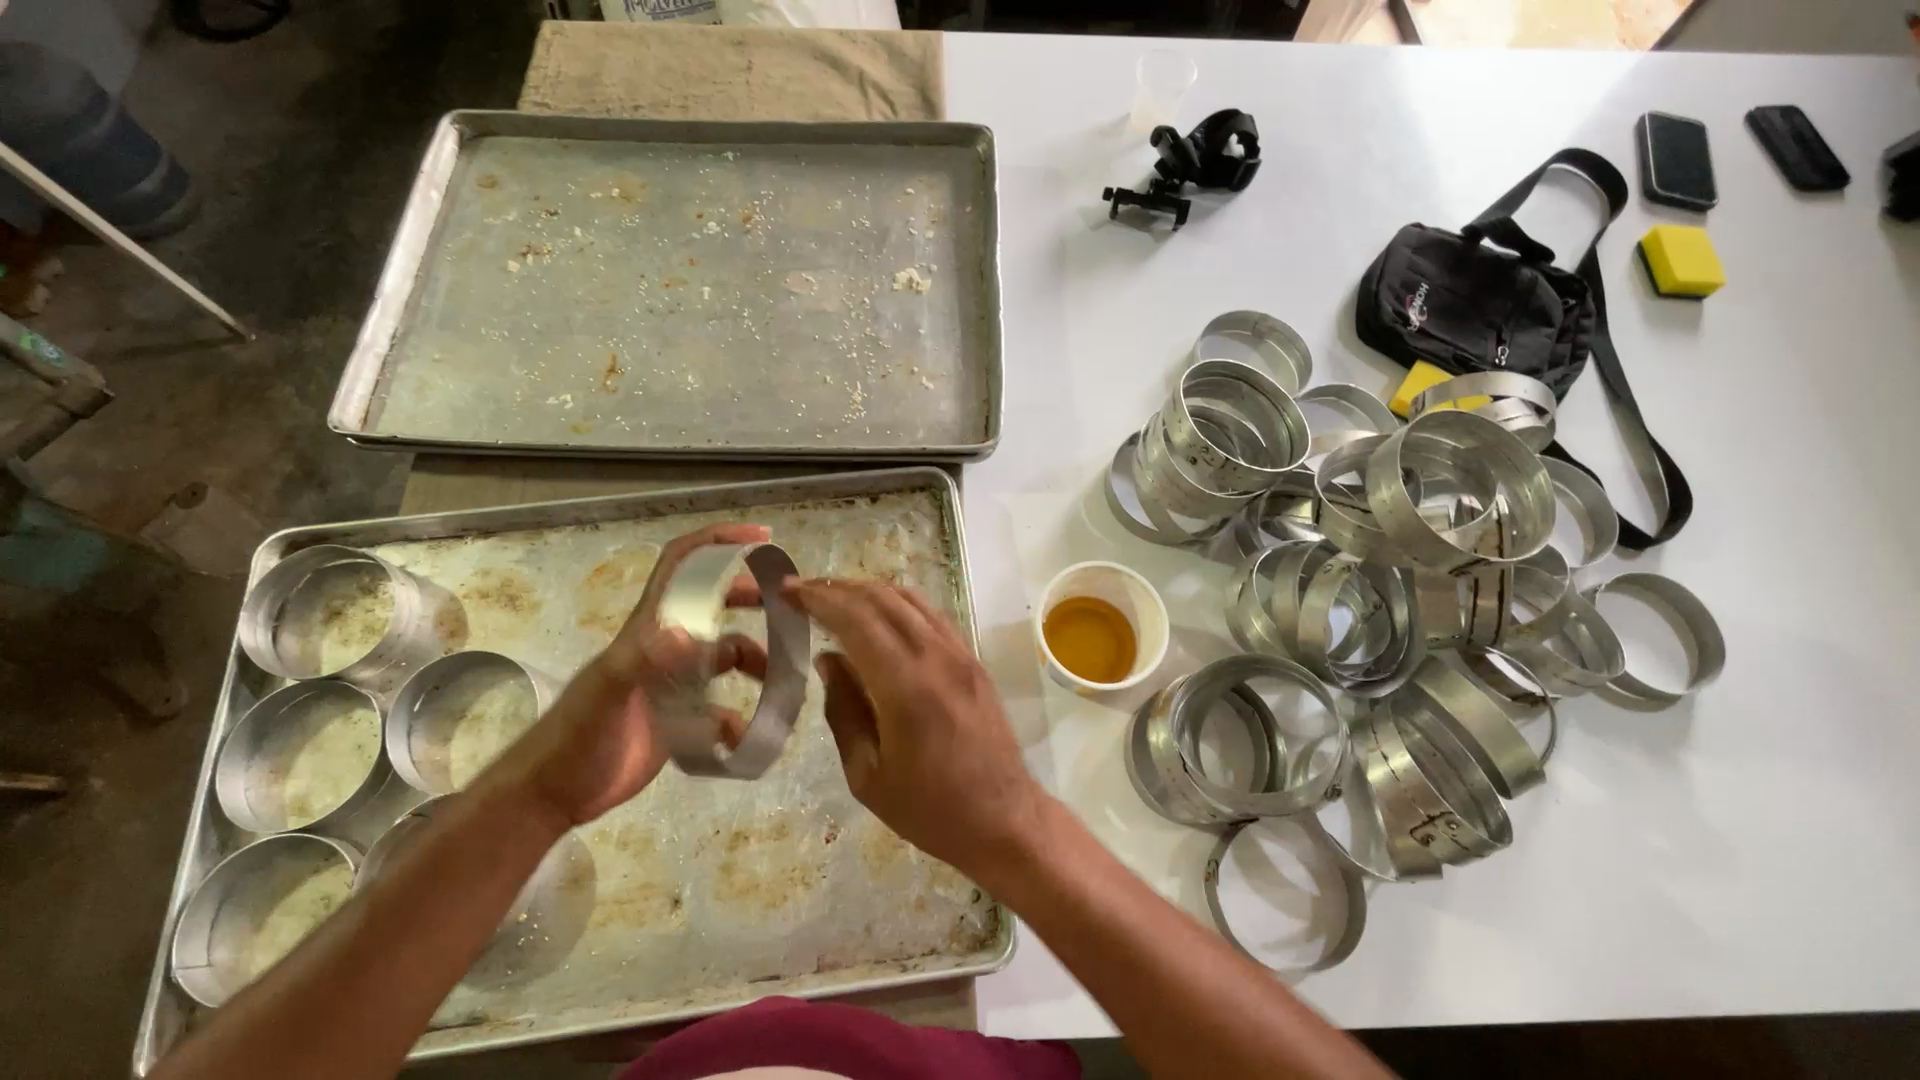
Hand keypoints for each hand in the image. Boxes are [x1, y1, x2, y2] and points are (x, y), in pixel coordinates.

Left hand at [481, 524, 770, 827]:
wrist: (554, 793)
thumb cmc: (575, 738)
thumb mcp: (606, 693)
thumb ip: (642, 659)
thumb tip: (688, 632)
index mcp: (648, 628)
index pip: (682, 565)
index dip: (718, 542)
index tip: (761, 538)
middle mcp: (664, 646)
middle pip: (712, 603)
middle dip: (749, 596)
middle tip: (788, 607)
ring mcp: (671, 682)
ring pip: (724, 656)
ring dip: (756, 662)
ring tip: (782, 682)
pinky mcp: (677, 718)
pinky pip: (721, 709)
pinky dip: (739, 719)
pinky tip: (745, 736)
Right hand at [782, 579, 1051, 884]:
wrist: (1002, 818)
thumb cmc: (929, 809)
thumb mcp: (867, 774)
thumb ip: (843, 710)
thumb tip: (827, 659)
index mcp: (906, 687)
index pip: (857, 620)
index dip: (819, 599)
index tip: (789, 591)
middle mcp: (936, 658)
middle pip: (883, 599)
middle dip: (839, 588)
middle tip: (804, 591)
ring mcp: (961, 655)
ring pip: (911, 600)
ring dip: (869, 591)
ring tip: (836, 598)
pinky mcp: (974, 661)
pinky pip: (932, 616)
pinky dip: (899, 605)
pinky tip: (879, 617)